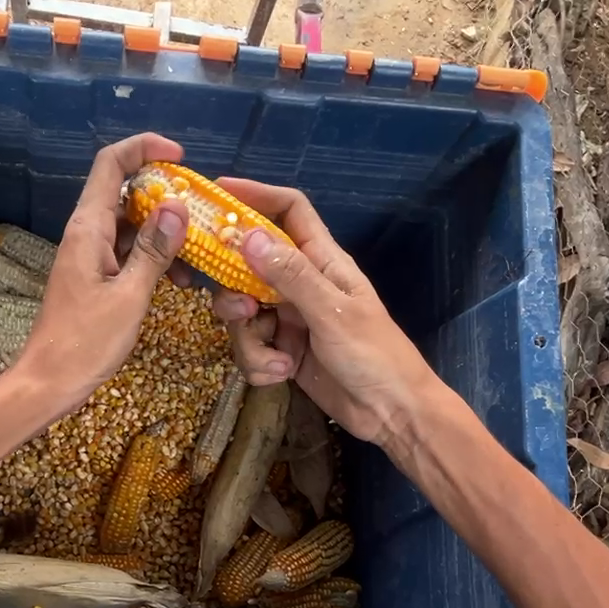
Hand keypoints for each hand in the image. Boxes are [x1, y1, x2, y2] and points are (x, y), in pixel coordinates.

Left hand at [9, 133, 189, 414]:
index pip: (111, 164)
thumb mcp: (129, 297)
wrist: (49, 382)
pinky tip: (178, 280)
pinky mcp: (95, 278)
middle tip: (201, 217)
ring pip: (131, 226)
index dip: (144, 148)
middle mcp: (86, 234)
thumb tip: (177, 206)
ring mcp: (90, 257)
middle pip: (126, 192)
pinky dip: (153, 259)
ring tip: (196, 258)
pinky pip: (127, 254)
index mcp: (89, 229)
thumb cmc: (86, 343)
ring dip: (163, 234)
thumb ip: (154, 251)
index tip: (181, 158)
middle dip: (165, 197)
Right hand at [208, 179, 443, 444]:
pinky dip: (259, 365)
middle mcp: (301, 285)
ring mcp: (289, 320)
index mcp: (322, 262)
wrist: (391, 413)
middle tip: (241, 314)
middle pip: (248, 269)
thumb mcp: (331, 313)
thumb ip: (290, 276)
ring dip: (250, 343)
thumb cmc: (374, 355)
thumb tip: (247, 236)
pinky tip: (281, 377)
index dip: (255, 196)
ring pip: (243, 316)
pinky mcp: (283, 353)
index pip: (288, 211)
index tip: (217, 194)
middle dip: (234, 293)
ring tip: (277, 363)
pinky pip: (251, 350)